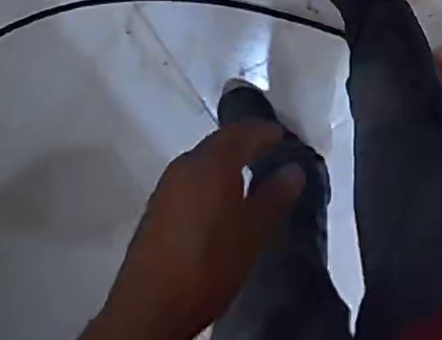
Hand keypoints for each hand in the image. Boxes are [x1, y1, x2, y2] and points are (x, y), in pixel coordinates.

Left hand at [85, 123, 305, 339]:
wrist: (149, 310)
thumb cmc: (208, 264)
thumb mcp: (253, 232)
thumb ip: (275, 195)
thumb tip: (293, 170)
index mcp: (213, 161)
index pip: (244, 131)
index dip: (267, 131)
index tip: (284, 138)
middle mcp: (187, 164)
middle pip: (221, 142)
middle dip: (246, 143)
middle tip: (269, 152)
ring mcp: (167, 185)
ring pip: (203, 160)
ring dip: (226, 162)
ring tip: (248, 177)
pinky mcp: (155, 208)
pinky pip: (190, 179)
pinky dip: (209, 180)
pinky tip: (219, 203)